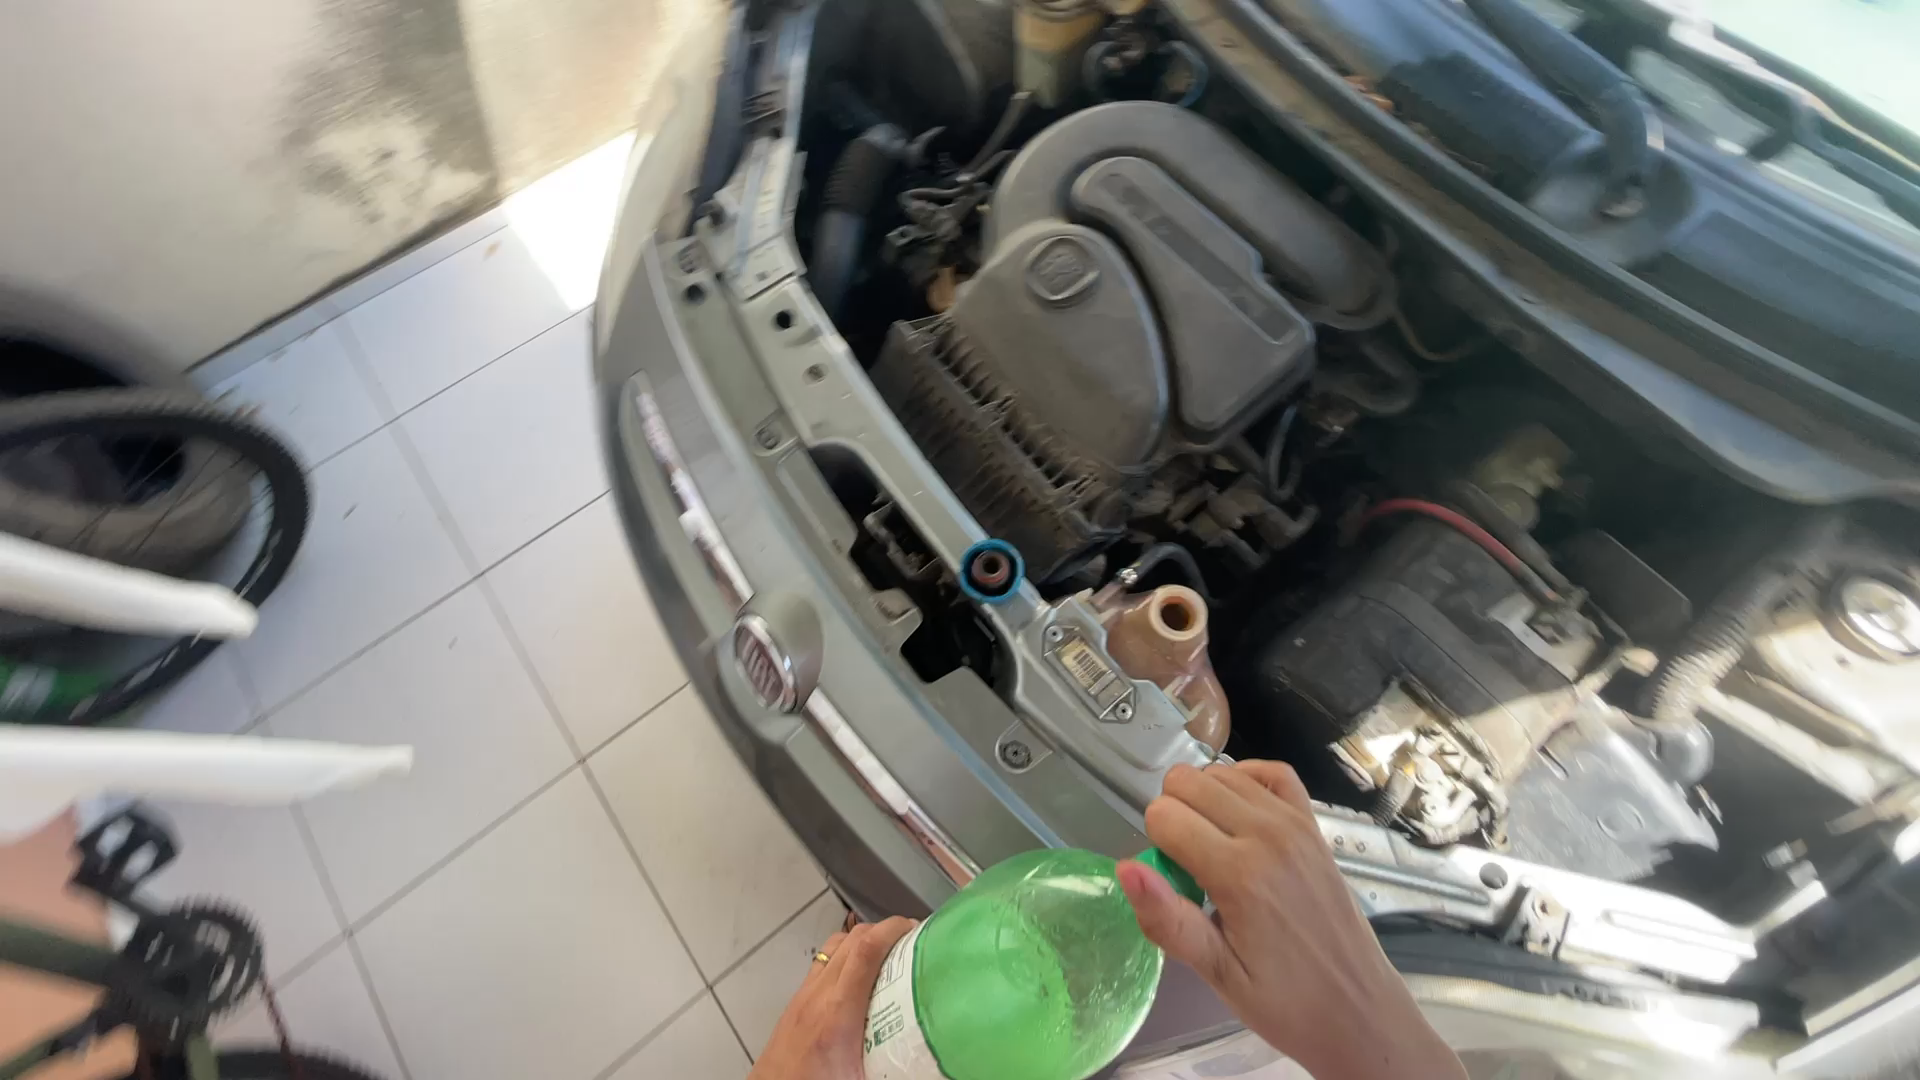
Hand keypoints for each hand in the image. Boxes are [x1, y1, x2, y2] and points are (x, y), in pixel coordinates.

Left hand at [748, 916, 916, 1079]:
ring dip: (863, 939)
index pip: (865, 951)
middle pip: (853, 938)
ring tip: (886, 954)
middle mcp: (819, 995)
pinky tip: (857, 976)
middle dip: (884, 930)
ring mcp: (804, 994)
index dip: (892, 929)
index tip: (914, 927)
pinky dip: (845, 954)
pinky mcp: (796, 1000)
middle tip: (909, 941)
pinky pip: (824, 960)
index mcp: (838, 1015)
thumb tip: (926, 1064)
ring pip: (836, 944)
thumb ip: (894, 1065)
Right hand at [1116, 761, 1465, 1079]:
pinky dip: (1246, 780)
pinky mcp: (1313, 823)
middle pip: (1185, 781)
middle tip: (1190, 865)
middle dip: (1173, 816)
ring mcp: (1294, 823)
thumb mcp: (1216, 974)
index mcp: (1238, 873)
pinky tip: (1239, 813)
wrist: (1360, 1014)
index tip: (1176, 881)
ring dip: (1203, 800)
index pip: (1163, 815)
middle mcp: (1266, 834)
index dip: (1157, 846)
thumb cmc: (1283, 1001)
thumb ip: (1167, 920)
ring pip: (1219, 772)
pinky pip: (1270, 772)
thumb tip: (1126, 869)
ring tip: (1214, 846)